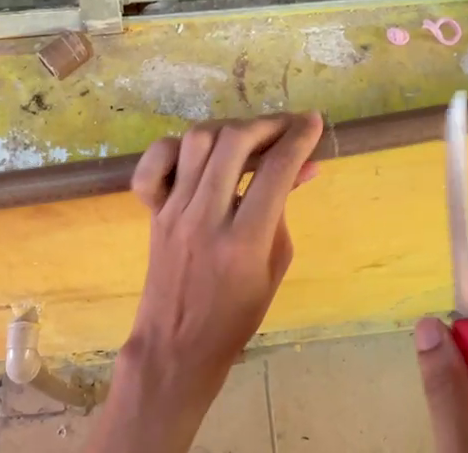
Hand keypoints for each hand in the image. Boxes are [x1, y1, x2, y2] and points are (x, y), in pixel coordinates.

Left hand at [87, 112, 324, 452]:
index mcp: (244, 241)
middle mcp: (206, 217)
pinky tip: (197, 154)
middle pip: (234, 142)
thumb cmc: (236, 314)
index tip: (314, 121)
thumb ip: (285, 210)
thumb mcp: (274, 265)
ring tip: (247, 138)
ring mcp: (175, 210)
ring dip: (228, 129)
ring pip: (197, 141)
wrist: (178, 345)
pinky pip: (155, 162)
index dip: (300, 138)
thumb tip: (305, 165)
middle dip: (267, 124)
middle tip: (284, 127)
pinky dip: (175, 147)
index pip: (277, 170)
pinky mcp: (154, 209)